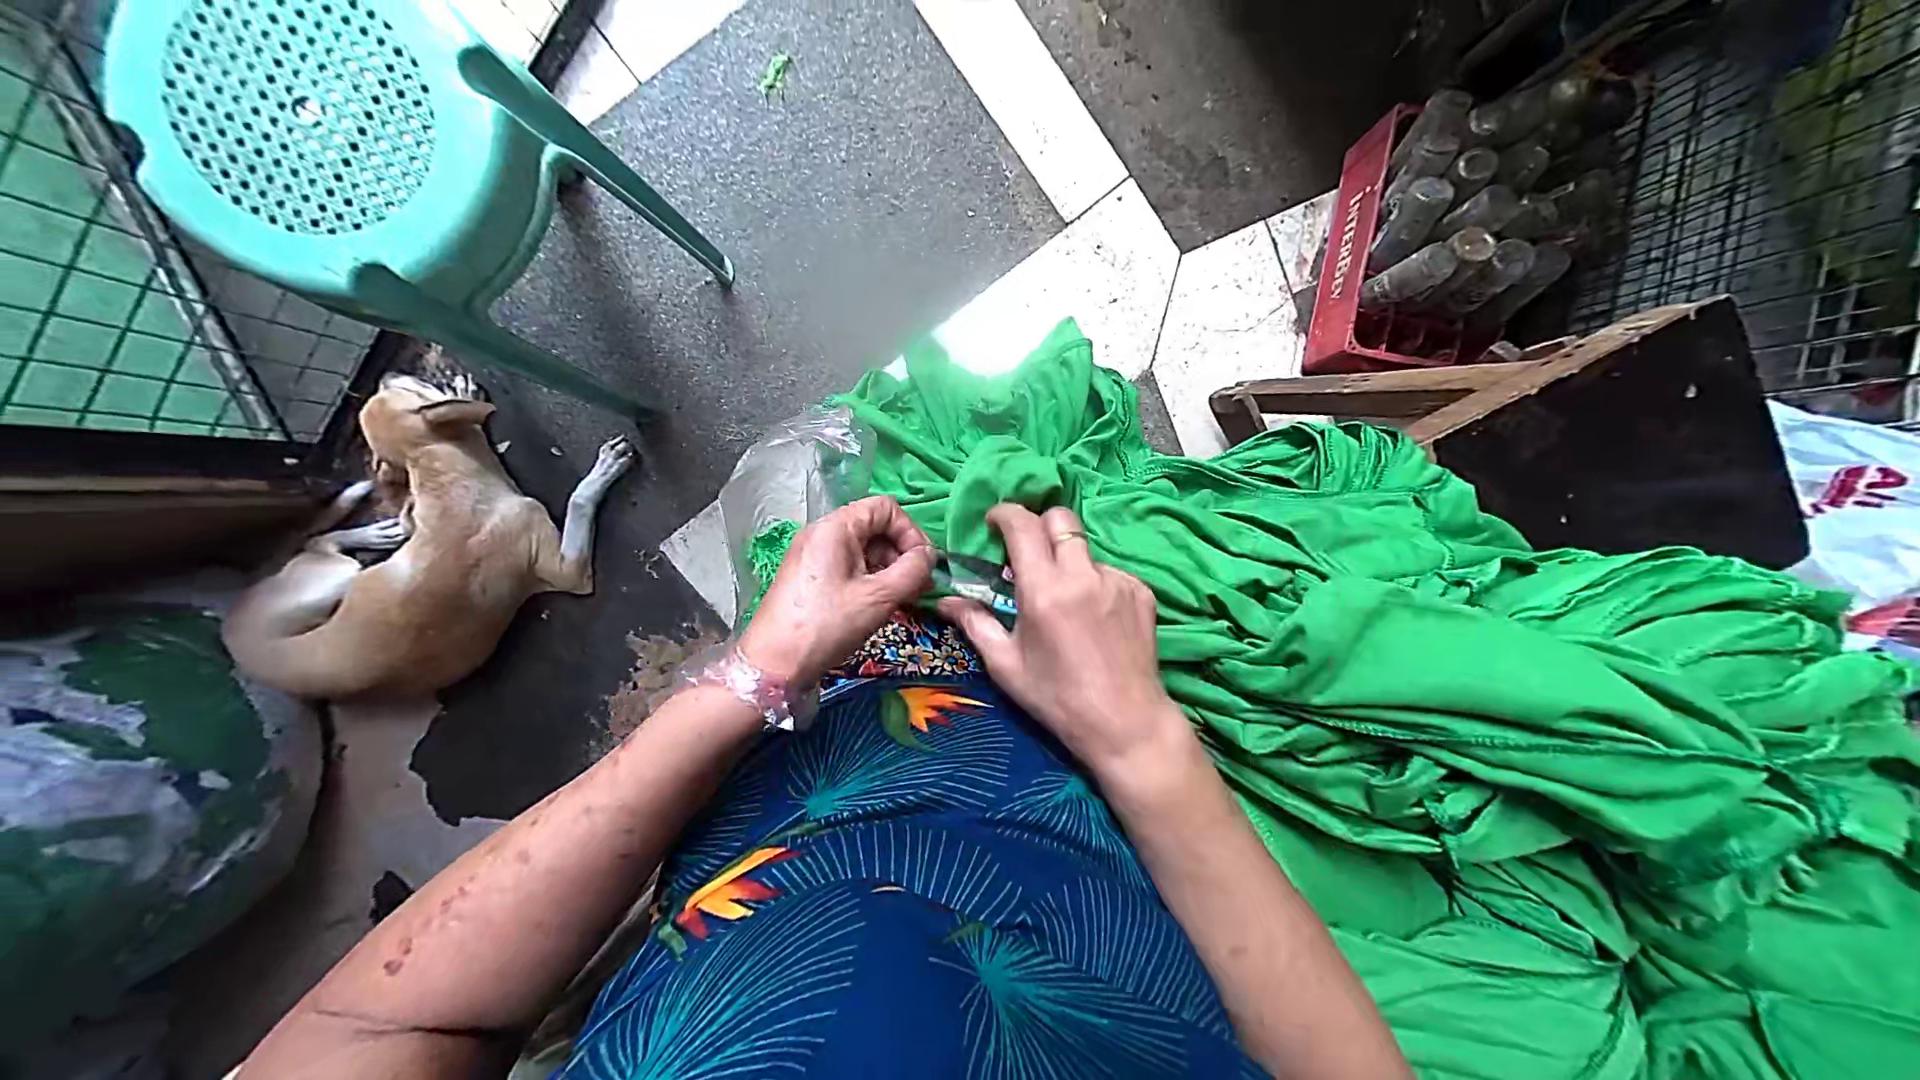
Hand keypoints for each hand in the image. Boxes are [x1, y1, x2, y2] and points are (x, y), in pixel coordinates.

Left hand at [739, 496, 934, 685]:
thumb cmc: (827, 624)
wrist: (773, 664)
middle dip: (902, 554)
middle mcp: (822, 533)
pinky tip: (880, 606)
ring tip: (904, 600)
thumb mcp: (879, 597)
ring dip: (890, 570)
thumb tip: (930, 556)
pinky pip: (850, 567)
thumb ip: (913, 571)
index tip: (923, 564)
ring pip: (864, 550)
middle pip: (875, 528)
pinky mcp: (810, 577)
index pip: (885, 508)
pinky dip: (871, 581)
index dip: (910, 531)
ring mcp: (814, 555)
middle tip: (919, 587)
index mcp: (836, 527)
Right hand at [937, 504, 1196, 781]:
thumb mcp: (1006, 665)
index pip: (1023, 525)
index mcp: (1044, 590)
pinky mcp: (1141, 592)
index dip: (1005, 514)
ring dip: (1069, 563)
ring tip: (1066, 602)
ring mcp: (1118, 581)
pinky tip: (1094, 618)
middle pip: (1060, 519)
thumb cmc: (1057, 697)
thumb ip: (976, 623)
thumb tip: (946, 601)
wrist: (1124, 722)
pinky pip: (1110, 572)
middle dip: (1039, 526)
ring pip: (1085, 550)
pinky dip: (1095, 584)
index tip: (995, 522)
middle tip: (1029, 553)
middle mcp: (1083, 575)